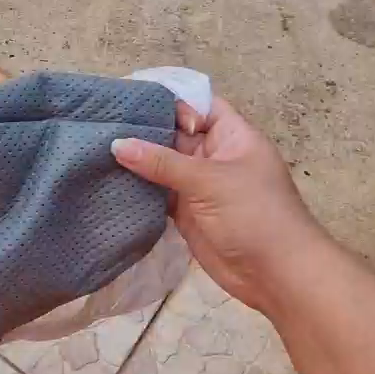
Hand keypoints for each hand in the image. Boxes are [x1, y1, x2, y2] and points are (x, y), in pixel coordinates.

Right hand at [113, 96, 324, 314]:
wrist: (277, 276)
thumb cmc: (254, 214)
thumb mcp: (209, 180)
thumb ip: (162, 161)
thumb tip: (117, 144)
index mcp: (231, 136)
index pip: (198, 106)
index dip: (169, 100)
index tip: (130, 97)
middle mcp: (213, 156)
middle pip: (175, 134)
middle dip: (144, 129)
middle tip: (103, 121)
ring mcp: (199, 185)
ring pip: (162, 164)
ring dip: (137, 159)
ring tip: (97, 145)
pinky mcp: (186, 212)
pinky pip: (158, 192)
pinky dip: (137, 188)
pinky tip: (108, 178)